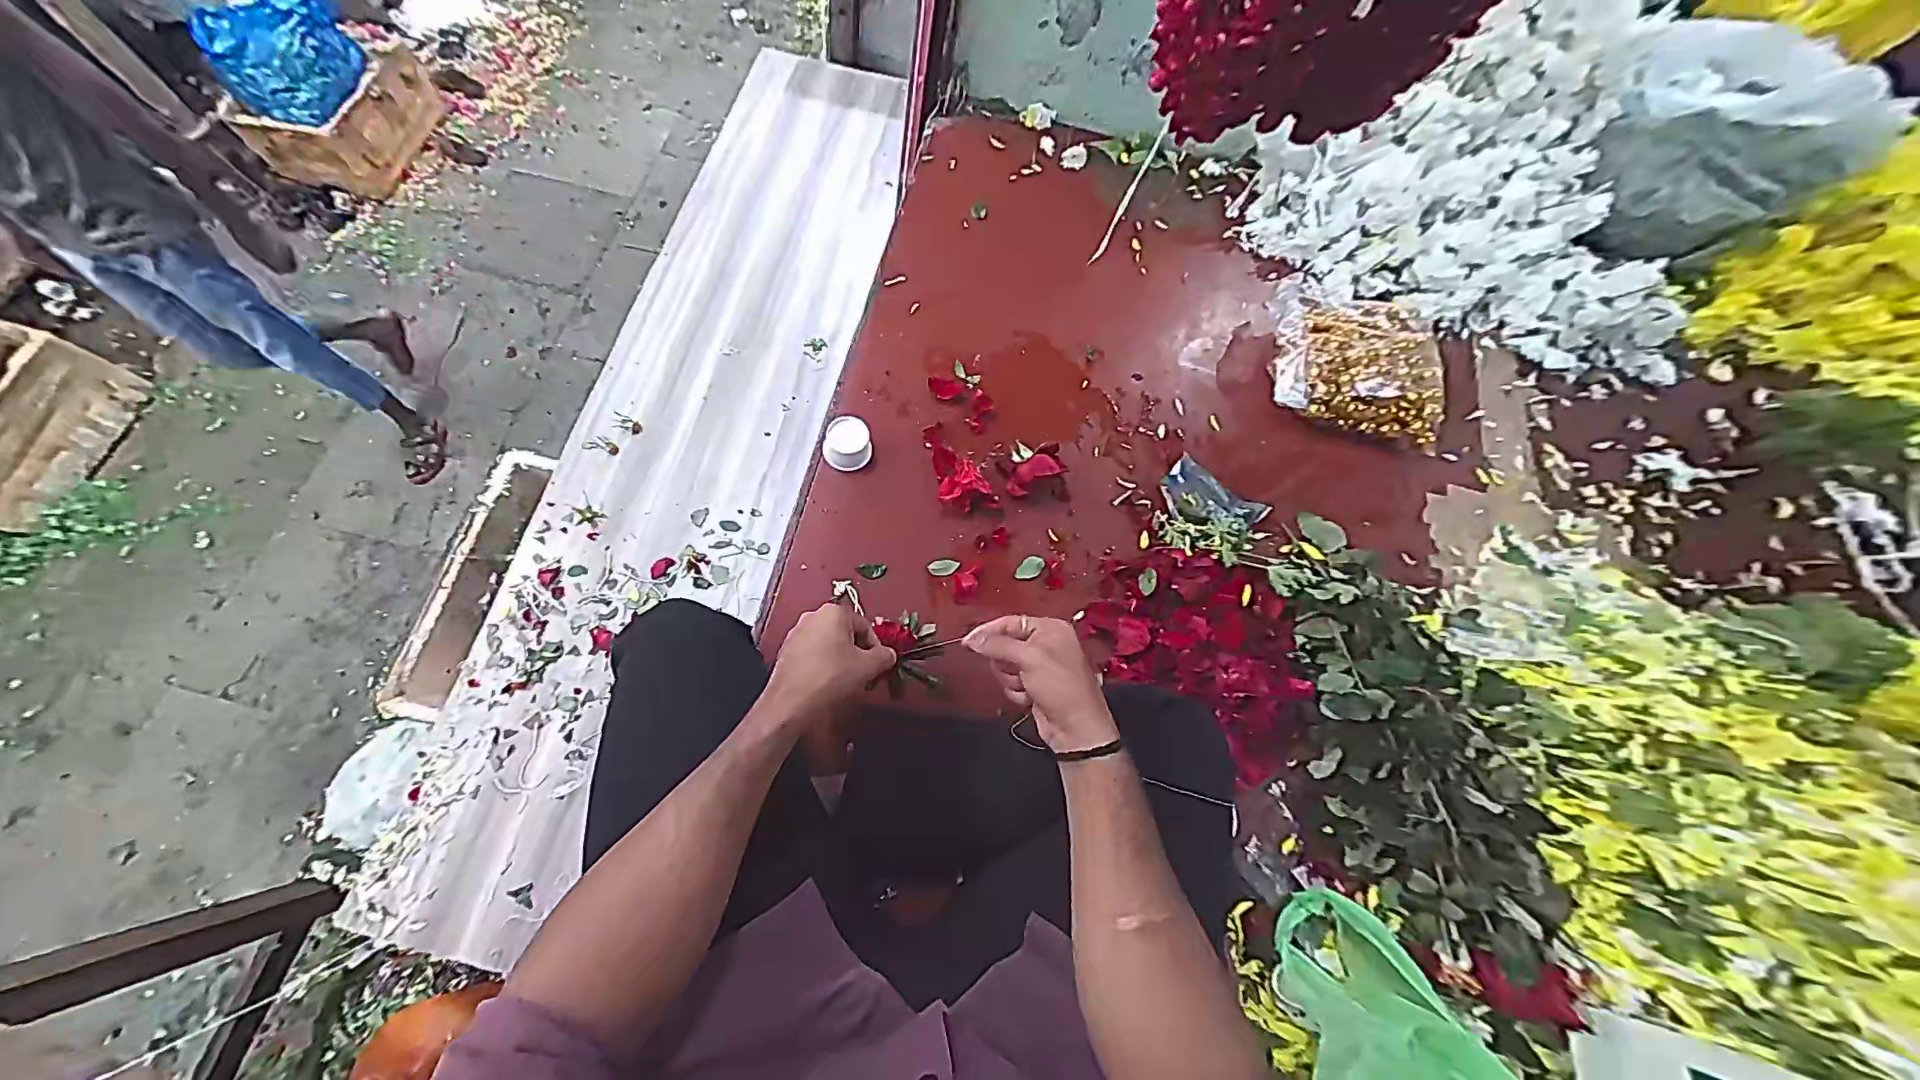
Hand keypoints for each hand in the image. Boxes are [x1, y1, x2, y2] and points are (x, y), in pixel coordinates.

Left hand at [763, 602, 896, 727]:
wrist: (791, 702)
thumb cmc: (828, 678)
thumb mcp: (868, 666)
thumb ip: (884, 656)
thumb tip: (888, 655)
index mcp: (834, 612)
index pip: (865, 627)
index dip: (876, 648)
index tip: (878, 665)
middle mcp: (813, 616)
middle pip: (846, 634)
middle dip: (858, 654)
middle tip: (865, 674)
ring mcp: (797, 633)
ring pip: (829, 644)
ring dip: (842, 660)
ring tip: (846, 681)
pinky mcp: (787, 650)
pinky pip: (813, 653)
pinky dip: (823, 665)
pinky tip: (827, 683)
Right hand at [965, 616, 1117, 753]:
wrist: (1076, 728)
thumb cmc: (1061, 688)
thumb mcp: (1029, 659)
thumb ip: (998, 645)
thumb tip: (973, 639)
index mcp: (1050, 628)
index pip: (1010, 622)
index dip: (989, 632)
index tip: (968, 642)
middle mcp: (1046, 644)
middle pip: (1005, 645)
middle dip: (1006, 662)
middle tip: (1017, 671)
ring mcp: (1040, 666)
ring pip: (1005, 666)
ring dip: (1011, 679)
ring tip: (1027, 687)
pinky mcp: (1035, 685)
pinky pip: (1011, 682)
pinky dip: (1016, 691)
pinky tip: (1030, 698)